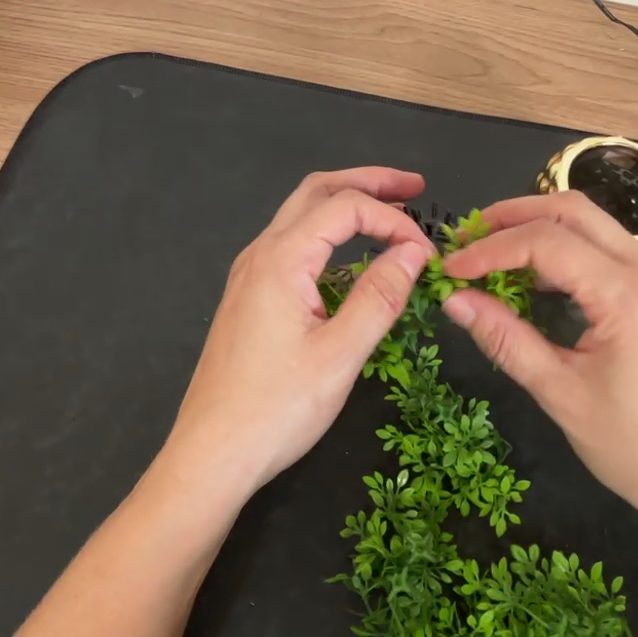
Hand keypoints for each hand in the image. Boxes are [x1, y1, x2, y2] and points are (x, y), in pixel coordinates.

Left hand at [164, 168, 436, 498]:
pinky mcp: (250, 297)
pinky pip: (293, 246)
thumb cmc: (276, 408)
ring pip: (301, 216)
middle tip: (414, 187)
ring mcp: (250, 275)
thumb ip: (379, 296)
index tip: (427, 251)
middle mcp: (260, 254)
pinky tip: (354, 260)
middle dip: (367, 183)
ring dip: (346, 206)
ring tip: (391, 213)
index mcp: (281, 259)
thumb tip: (413, 252)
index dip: (392, 218)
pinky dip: (329, 236)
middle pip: (317, 192)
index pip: (346, 207)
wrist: (211, 453)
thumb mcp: (340, 355)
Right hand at [438, 191, 637, 556]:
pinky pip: (607, 250)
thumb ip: (504, 338)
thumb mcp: (559, 392)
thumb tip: (454, 300)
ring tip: (490, 254)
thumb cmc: (632, 447)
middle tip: (467, 238)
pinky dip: (565, 251)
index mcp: (630, 296)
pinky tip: (533, 277)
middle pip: (573, 211)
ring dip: (539, 229)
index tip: (451, 267)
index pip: (547, 242)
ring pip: (592, 224)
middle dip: (513, 217)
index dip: (491, 249)